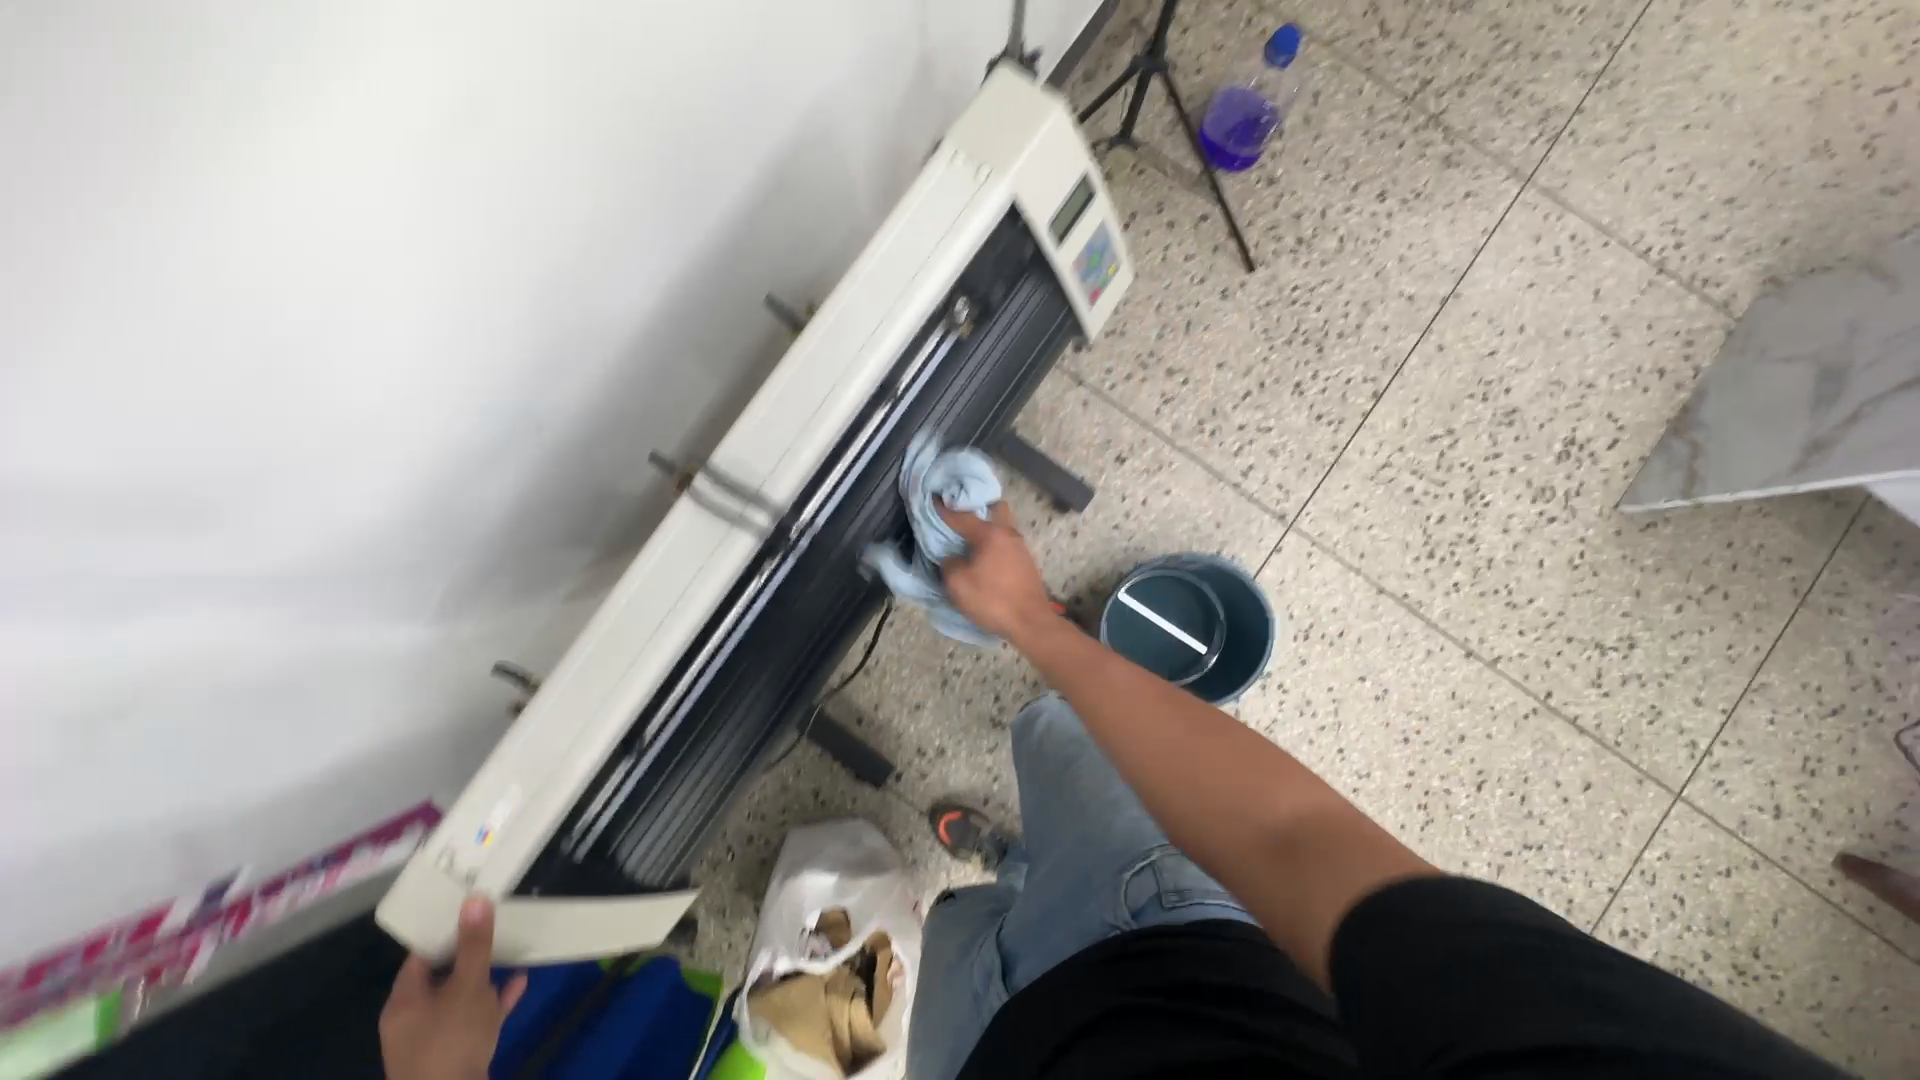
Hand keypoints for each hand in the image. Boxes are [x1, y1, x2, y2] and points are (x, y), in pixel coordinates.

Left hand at [379, 897, 527, 1079]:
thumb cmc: (451, 1041)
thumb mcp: (467, 986)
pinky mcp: (455, 1053)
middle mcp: (414, 1018)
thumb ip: (474, 945)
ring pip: (460, 997)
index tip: (472, 909)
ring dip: (485, 977)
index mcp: (404, 1001)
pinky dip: (494, 1001)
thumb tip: (475, 899)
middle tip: (496, 927)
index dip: (445, 931)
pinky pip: (476, 1018)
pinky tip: (519, 984)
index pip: (420, 955)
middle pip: (441, 976)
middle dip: (469, 953)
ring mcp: (434, 1038)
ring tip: (512, 952)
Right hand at [937, 501, 1056, 644]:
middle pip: (994, 509)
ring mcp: (1020, 547)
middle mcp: (1008, 534)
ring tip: (969, 540)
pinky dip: (994, 544)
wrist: (1030, 622)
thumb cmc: (992, 600)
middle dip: (977, 509)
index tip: (932, 499)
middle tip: (960, 518)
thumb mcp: (957, 584)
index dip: (943, 509)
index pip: (961, 516)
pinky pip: (1006, 544)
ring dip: (986, 529)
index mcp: (990, 534)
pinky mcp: (1026, 562)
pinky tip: (984, 557)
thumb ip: (949, 564)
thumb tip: (952, 558)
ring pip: (1002, 527)